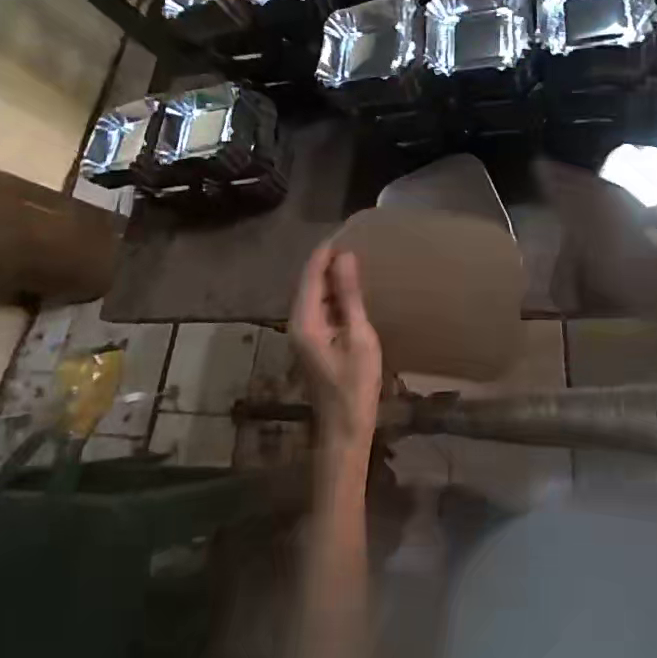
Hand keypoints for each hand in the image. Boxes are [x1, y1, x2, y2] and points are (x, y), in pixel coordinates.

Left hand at [288, 244, 382, 460]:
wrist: (345, 428)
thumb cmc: (355, 384)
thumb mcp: (358, 336)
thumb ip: (350, 295)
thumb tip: (345, 256)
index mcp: (305, 320)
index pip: (311, 274)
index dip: (326, 251)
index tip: (348, 230)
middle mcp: (298, 323)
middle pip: (309, 282)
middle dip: (328, 260)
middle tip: (355, 239)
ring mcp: (304, 334)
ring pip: (314, 295)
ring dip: (331, 277)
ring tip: (356, 256)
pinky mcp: (314, 342)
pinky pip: (321, 308)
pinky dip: (335, 294)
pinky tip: (353, 289)